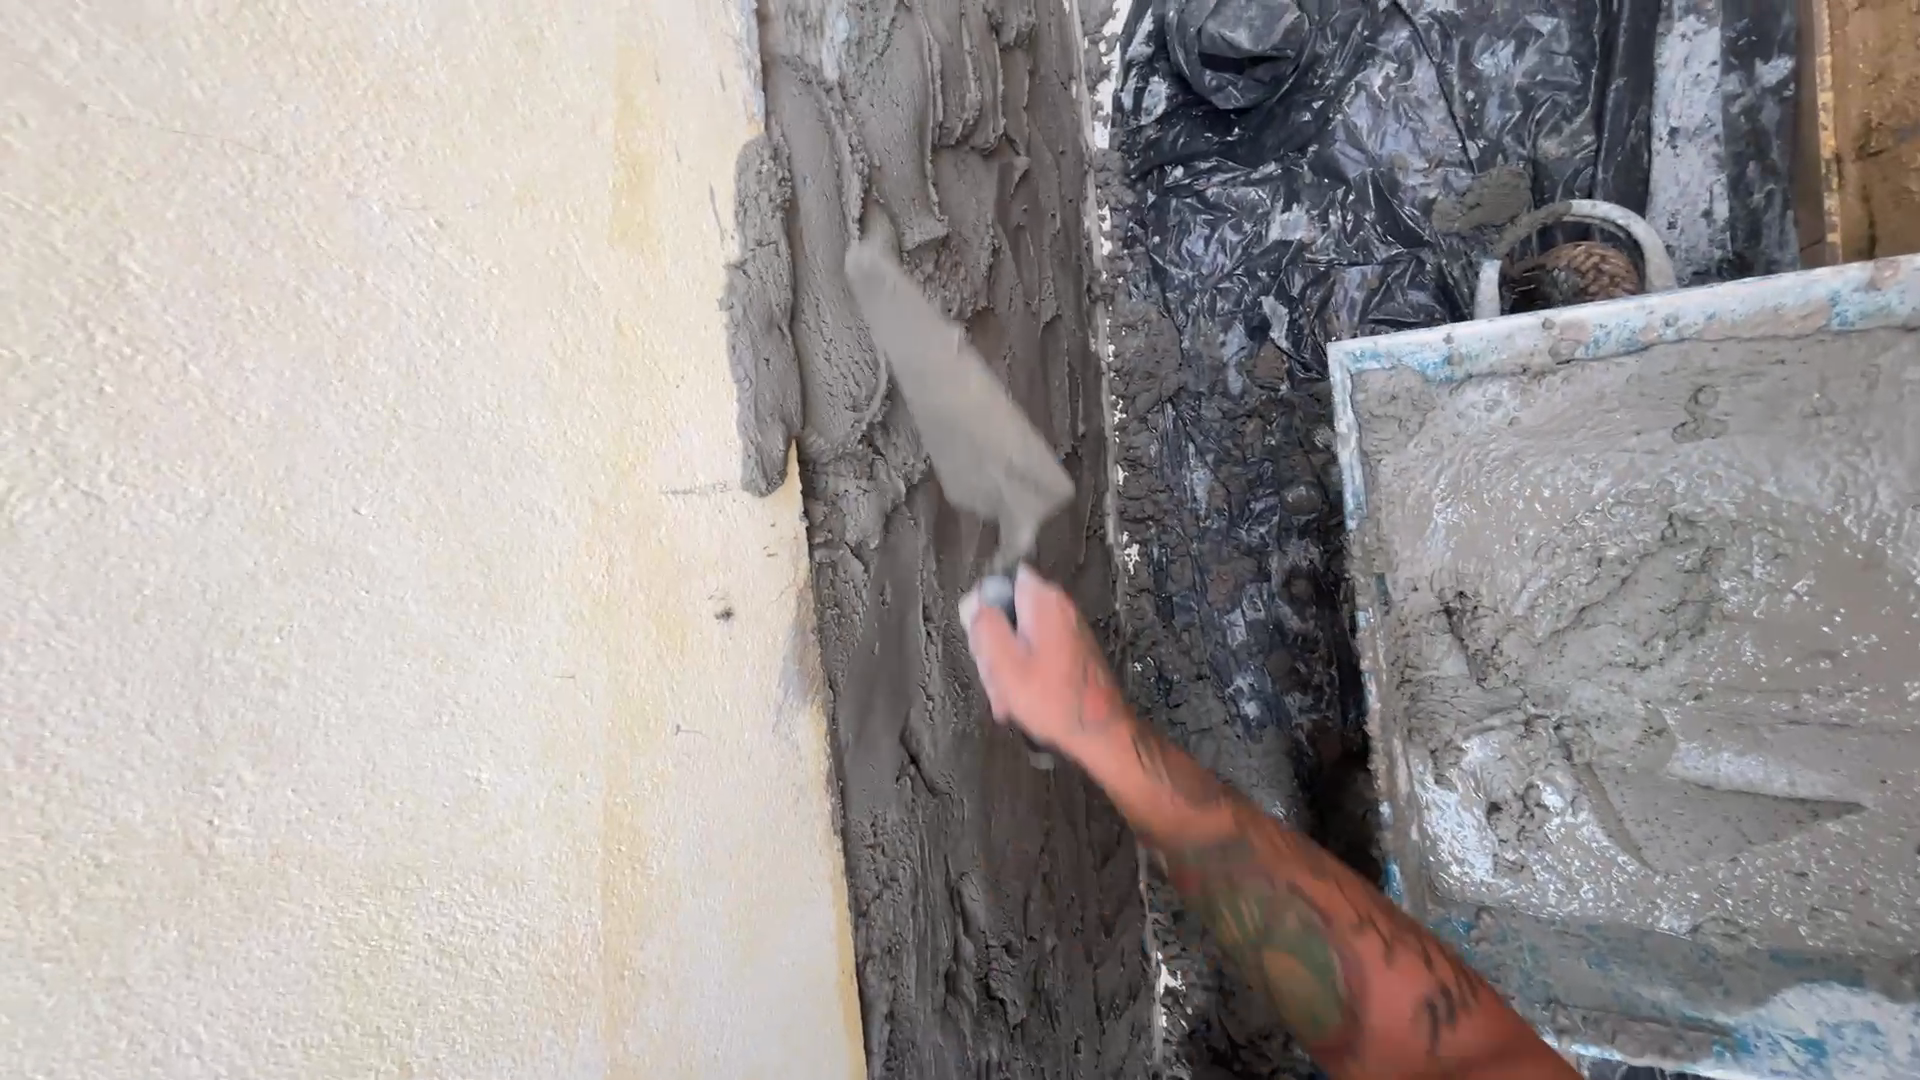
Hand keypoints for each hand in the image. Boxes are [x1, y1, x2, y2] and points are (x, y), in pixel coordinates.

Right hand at [958, 565, 1131, 756]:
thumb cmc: (1051, 698)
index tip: (981, 637)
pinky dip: (1025, 672)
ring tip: (1006, 698)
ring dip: (1007, 664)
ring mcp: (1068, 628)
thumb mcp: (1005, 663)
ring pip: (1020, 636)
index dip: (984, 606)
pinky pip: (1037, 652)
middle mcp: (1059, 607)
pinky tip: (1022, 700)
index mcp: (1044, 601)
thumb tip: (973, 601)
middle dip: (994, 643)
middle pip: (1009, 611)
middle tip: (994, 676)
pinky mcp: (1073, 650)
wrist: (1101, 733)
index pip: (1002, 581)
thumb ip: (985, 625)